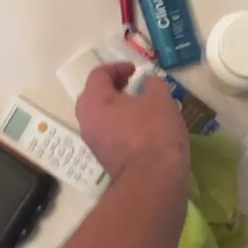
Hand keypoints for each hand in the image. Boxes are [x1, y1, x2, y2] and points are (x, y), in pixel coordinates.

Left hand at [75, 62, 188, 184]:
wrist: (153, 180)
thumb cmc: (153, 131)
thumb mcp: (160, 98)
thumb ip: (153, 83)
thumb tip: (149, 83)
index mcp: (94, 102)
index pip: (98, 75)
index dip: (117, 67)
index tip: (136, 70)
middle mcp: (87, 121)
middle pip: (95, 95)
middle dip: (114, 87)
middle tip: (134, 85)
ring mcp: (94, 143)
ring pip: (102, 117)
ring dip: (119, 108)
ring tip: (143, 106)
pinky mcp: (105, 159)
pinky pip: (110, 134)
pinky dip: (123, 125)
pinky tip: (145, 128)